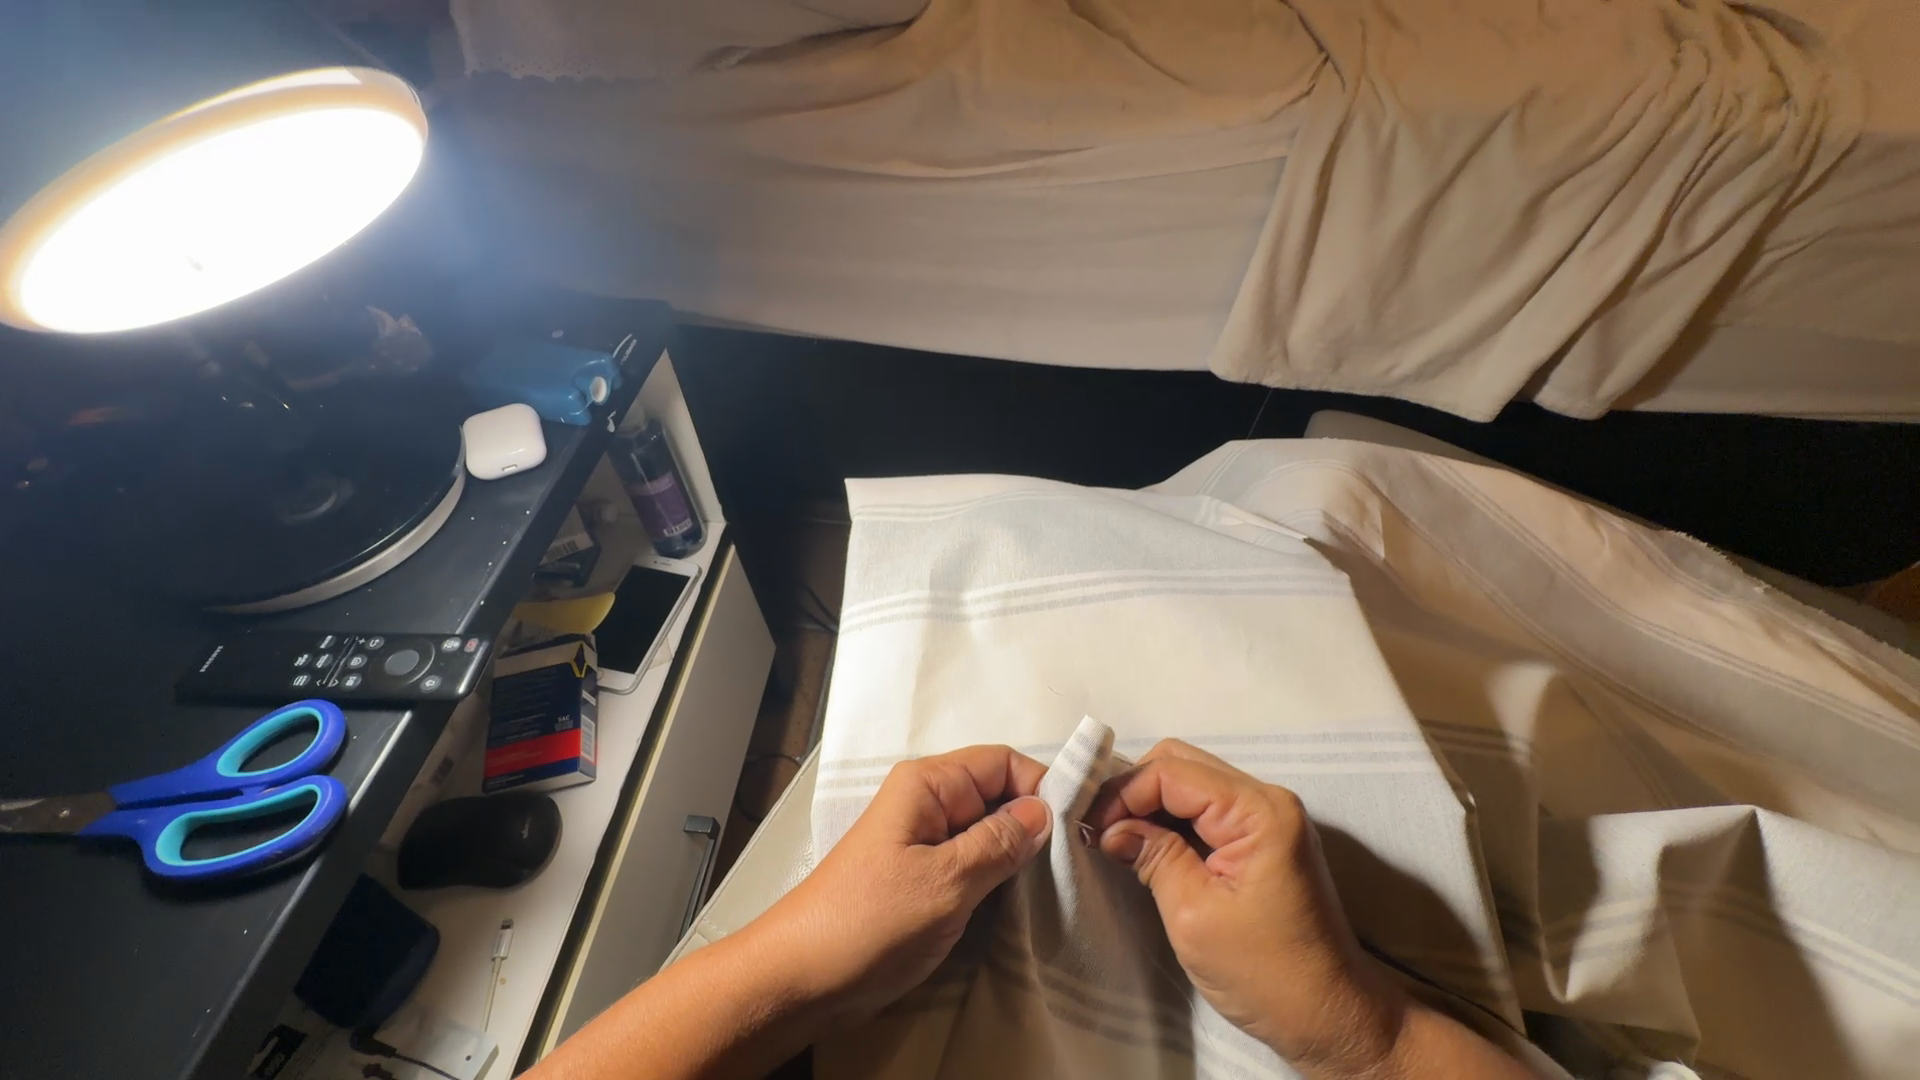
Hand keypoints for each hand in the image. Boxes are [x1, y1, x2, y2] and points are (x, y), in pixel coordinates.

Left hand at [741, 744, 1053, 1024]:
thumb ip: (999, 843)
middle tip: (1074, 863)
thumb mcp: (945, 881)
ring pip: (988, 831)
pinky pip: (972, 860)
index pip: (1001, 762)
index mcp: (928, 784)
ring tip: (1055, 885)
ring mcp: (925, 840)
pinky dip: (998, 876)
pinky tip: (1021, 901)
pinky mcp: (923, 875)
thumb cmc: (870, 920)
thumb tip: (1046, 811)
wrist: (802, 979)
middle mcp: (928, 801)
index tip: (1080, 824)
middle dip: (1034, 823)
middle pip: (997, 794)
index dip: (1042, 785)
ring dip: (1017, 854)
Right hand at [1084, 740, 1406, 1076]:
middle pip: (1180, 763)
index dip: (1124, 792)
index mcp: (1258, 811)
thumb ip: (1152, 856)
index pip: (1172, 771)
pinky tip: (1146, 841)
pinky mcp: (1261, 835)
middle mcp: (1266, 798)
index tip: (1091, 827)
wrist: (1334, 1021)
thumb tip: (1107, 827)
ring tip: (1116, 834)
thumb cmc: (1266, 975)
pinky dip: (1169, 816)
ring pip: (1189, 779)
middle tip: (1100, 827)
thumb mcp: (1193, 915)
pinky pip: (1204, 805)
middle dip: (1133, 790)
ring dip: (1149, 801)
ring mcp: (1267, 814)